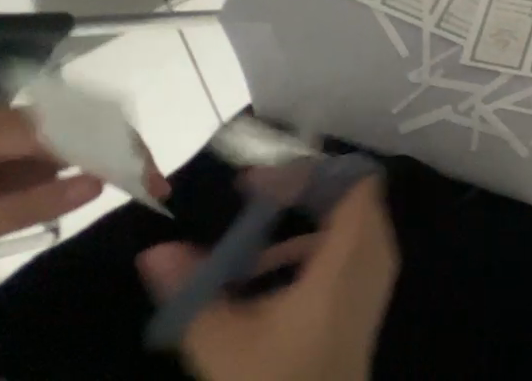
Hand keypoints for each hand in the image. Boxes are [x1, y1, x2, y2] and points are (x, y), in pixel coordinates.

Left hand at [0, 106, 167, 258]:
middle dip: (119, 147)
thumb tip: (100, 183)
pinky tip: (99, 176)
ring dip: (106, 151)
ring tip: (136, 179)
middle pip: (73, 122)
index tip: (149, 181)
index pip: (65, 132)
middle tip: (151, 180)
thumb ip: (29, 206)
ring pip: (68, 129)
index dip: (113, 152)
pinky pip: (51, 143)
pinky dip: (82, 157)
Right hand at [137, 178, 397, 380]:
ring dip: (296, 227)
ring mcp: (376, 271)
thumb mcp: (222, 338)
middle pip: (350, 197)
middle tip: (248, 197)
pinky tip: (257, 280)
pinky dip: (307, 250)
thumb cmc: (276, 378)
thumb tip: (155, 252)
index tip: (259, 180)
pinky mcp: (366, 290)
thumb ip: (193, 289)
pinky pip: (344, 249)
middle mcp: (376, 252)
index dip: (312, 172)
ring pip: (344, 224)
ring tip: (240, 252)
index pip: (354, 183)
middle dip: (299, 193)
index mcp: (352, 254)